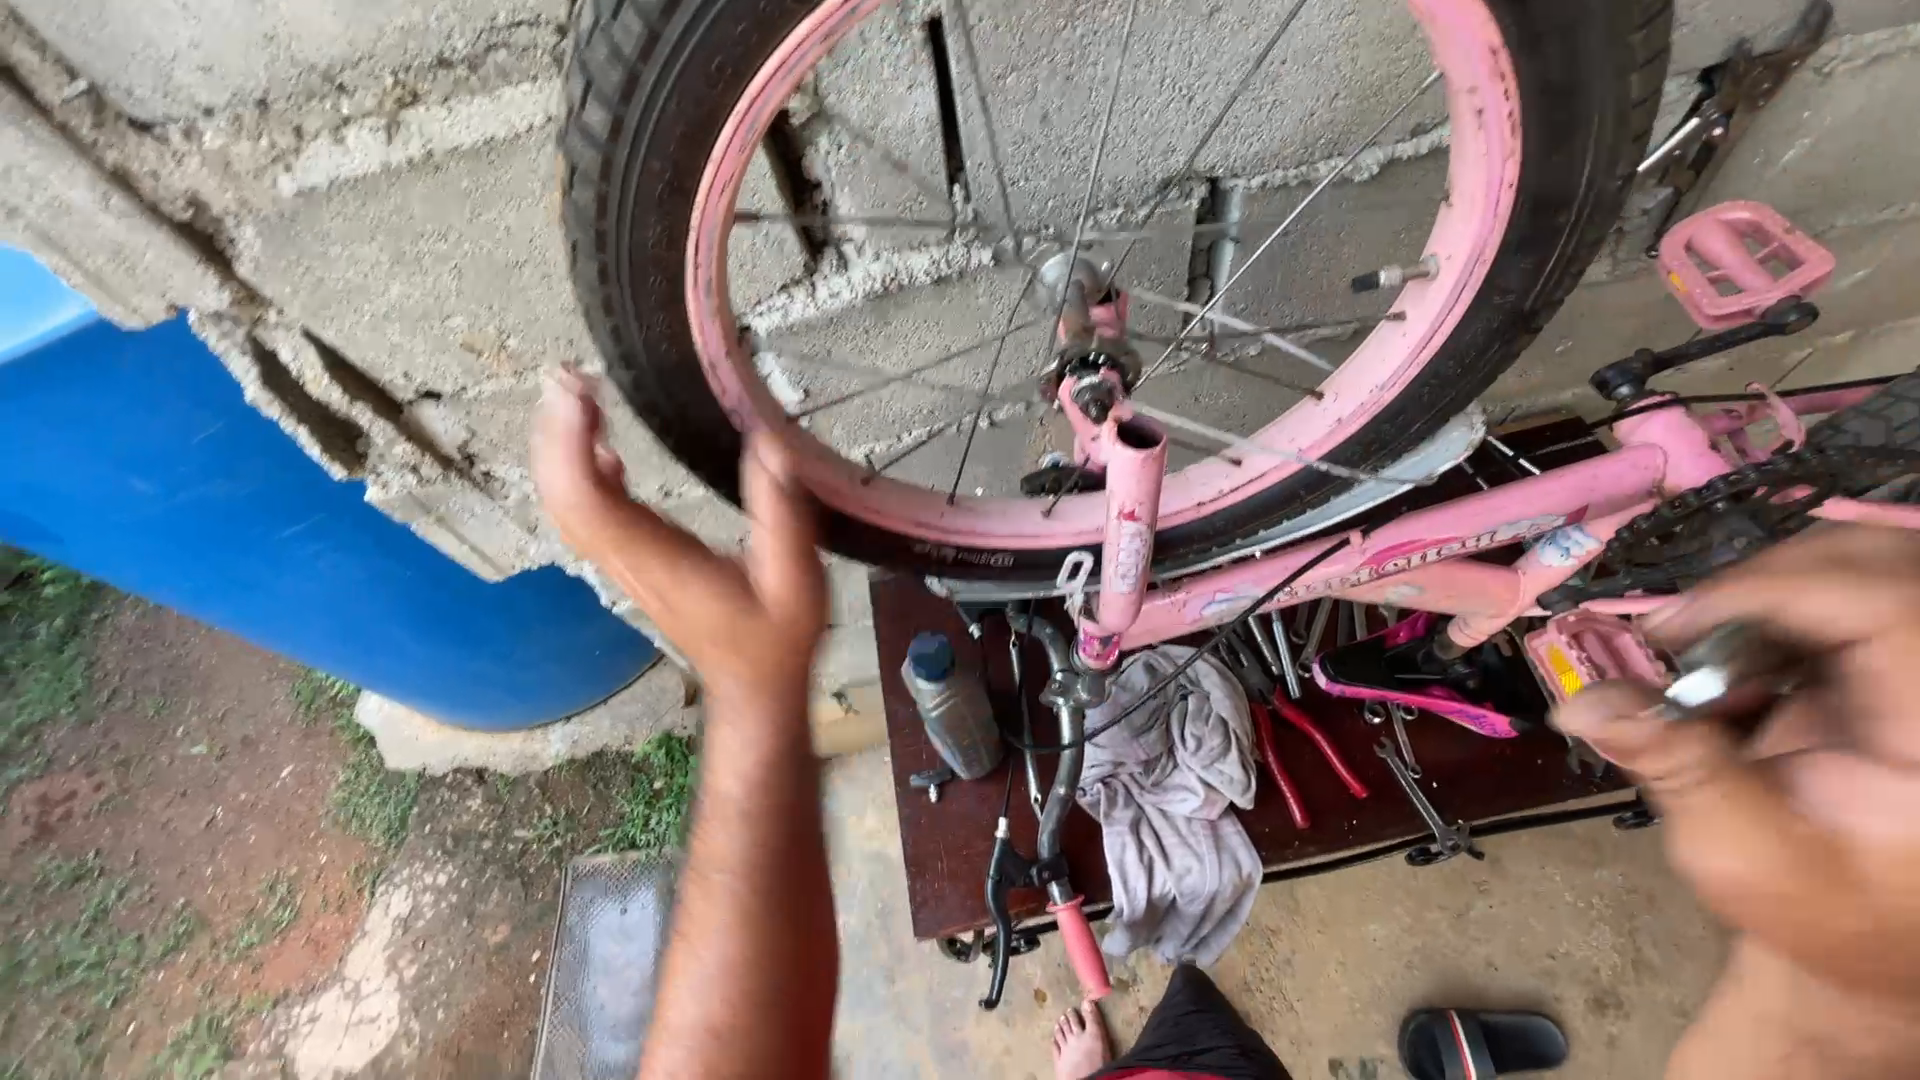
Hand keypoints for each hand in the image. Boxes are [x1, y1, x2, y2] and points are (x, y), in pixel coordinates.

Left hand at [529, 368, 825, 707]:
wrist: (754, 686)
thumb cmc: (775, 637)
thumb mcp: (795, 579)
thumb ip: (782, 515)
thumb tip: (768, 447)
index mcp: (661, 559)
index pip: (590, 499)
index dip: (571, 442)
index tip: (581, 391)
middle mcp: (630, 559)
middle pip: (564, 495)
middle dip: (555, 432)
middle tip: (567, 378)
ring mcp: (627, 562)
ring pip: (570, 503)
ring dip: (562, 447)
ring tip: (577, 397)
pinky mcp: (636, 562)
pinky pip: (592, 513)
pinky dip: (582, 472)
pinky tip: (602, 448)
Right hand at [1555, 526, 1919, 1002]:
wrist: (1862, 926)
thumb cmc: (1815, 903)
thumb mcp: (1738, 848)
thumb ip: (1672, 767)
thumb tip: (1580, 705)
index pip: (1888, 608)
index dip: (1774, 591)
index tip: (1672, 626)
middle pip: (1875, 564)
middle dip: (1757, 580)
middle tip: (1676, 631)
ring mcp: (1912, 672)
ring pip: (1852, 565)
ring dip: (1754, 592)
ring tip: (1694, 650)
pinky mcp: (1888, 666)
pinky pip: (1830, 593)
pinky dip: (1756, 611)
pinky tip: (1720, 663)